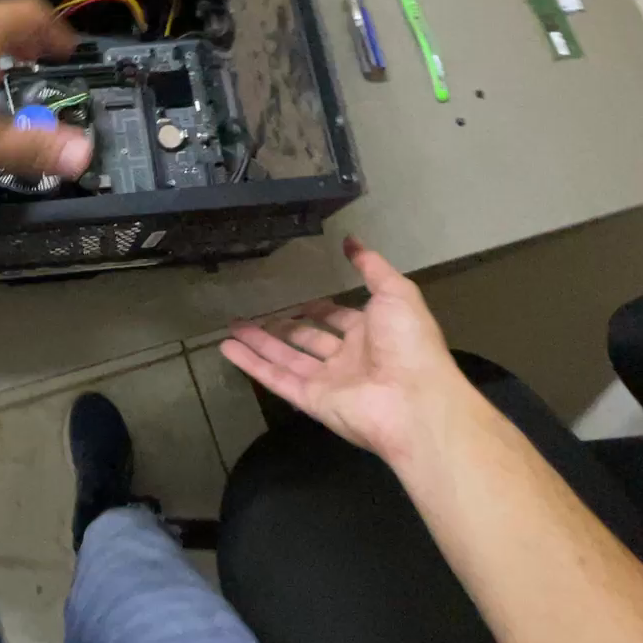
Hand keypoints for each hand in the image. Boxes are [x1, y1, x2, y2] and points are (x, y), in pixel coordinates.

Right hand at [221, 237, 470, 465]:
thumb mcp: (396, 293)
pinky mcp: (311, 400)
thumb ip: (371, 267)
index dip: (320, 308)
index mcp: (371, 333)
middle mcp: (348, 358)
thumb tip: (351, 240)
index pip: (339, 318)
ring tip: (233, 327)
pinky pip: (276, 378)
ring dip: (259, 342)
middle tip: (257, 313)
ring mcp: (328, 381)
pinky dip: (251, 364)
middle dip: (284, 326)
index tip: (300, 298)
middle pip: (308, 340)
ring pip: (286, 358)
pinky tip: (228, 348)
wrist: (414, 402)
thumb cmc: (408, 344)